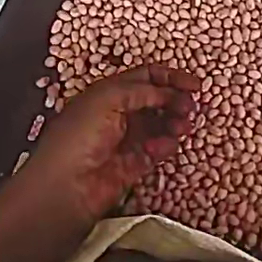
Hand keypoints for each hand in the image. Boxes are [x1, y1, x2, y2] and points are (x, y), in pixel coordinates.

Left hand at [2, 65, 200, 228]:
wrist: (69, 184)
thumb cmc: (79, 136)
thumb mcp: (109, 98)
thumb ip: (142, 90)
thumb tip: (168, 91)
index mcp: (109, 93)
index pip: (145, 78)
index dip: (170, 77)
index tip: (193, 84)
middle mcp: (120, 114)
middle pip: (158, 101)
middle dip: (177, 101)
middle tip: (191, 107)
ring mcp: (129, 139)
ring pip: (162, 124)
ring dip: (175, 122)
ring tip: (182, 126)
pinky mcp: (136, 163)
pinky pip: (159, 149)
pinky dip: (166, 145)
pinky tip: (164, 146)